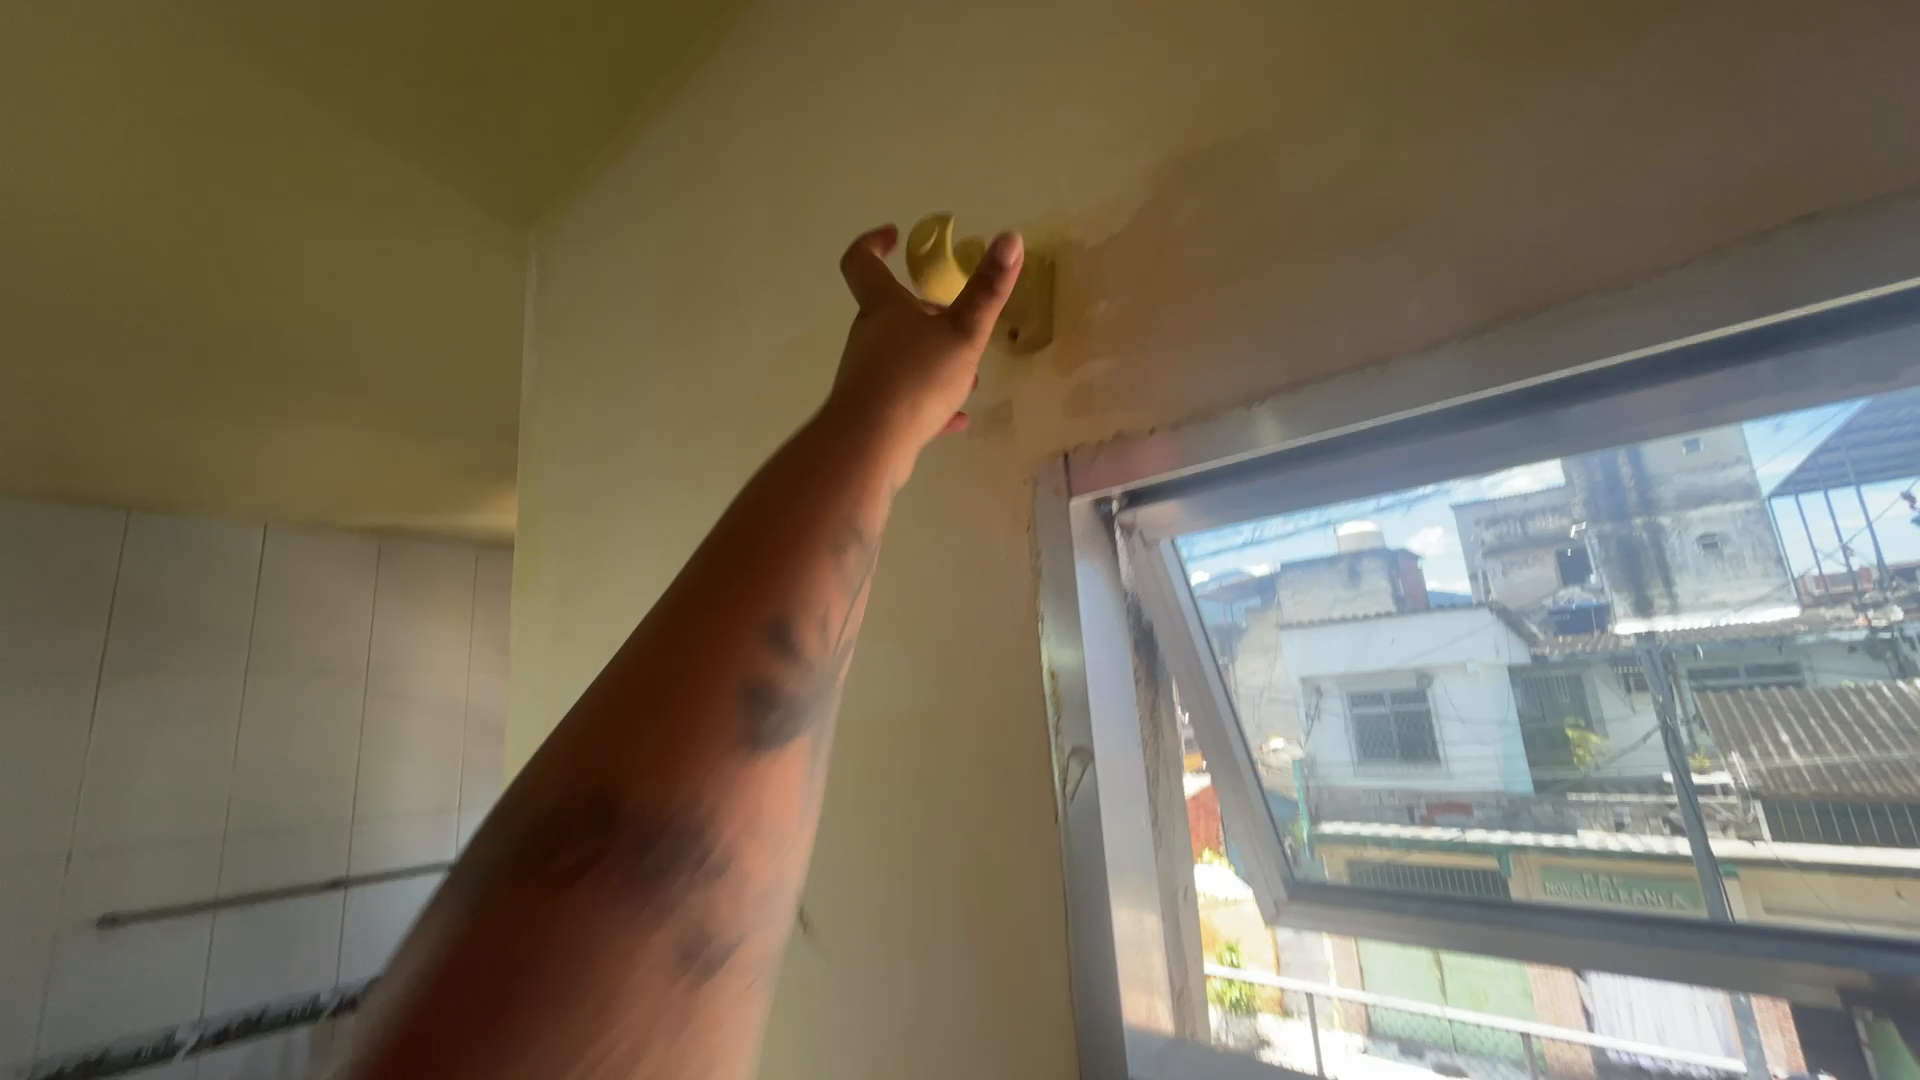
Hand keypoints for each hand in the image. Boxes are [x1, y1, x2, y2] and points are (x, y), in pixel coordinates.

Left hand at [825, 223, 1023, 457]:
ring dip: (934, 362)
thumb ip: (987, 291)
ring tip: (968, 377)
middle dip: (927, 315)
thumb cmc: (915, 378)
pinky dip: (930, 404)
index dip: (875, 243)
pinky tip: (956, 418)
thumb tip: (1011, 238)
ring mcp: (868, 378)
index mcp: (882, 309)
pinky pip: (905, 402)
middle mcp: (868, 338)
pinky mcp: (874, 414)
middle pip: (892, 315)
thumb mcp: (963, 332)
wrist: (871, 444)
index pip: (864, 262)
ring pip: (904, 360)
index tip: (894, 236)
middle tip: (960, 322)